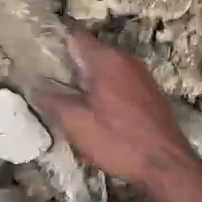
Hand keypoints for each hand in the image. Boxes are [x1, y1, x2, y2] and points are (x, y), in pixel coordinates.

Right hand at [34, 30, 196, 192]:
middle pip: (91, 51)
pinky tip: (95, 108)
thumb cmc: (117, 139)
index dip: (56, 42)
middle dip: (70, 63)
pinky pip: (120, 81)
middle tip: (48, 80)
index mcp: (106, 59)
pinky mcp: (149, 93)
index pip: (76, 36)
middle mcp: (126, 60)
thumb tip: (35, 88)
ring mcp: (141, 76)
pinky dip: (105, 88)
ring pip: (106, 68)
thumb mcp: (76, 122)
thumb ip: (52, 101)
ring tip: (68, 95)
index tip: (38, 54)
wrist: (166, 165)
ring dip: (88, 78)